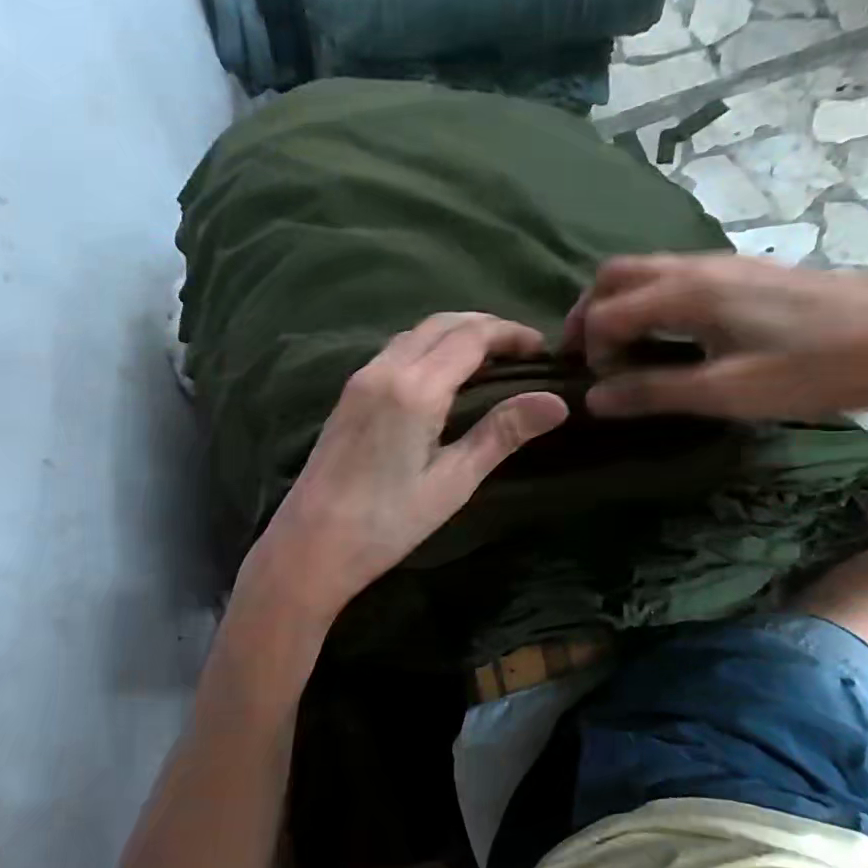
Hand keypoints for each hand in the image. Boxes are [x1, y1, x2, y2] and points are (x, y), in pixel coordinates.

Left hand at [246, 313, 569, 619]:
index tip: (542, 348)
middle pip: (441, 324)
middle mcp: (384, 370)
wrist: (311, 543)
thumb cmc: (387, 522)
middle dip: (484, 326)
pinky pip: (394, 351)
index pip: (471, 337)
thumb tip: (556, 402)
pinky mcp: (348, 395)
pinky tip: (442, 374)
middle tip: (520, 348)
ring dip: (454, 333)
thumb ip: (501, 434)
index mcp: (414, 388)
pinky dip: (427, 347)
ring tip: (488, 357)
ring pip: (414, 334)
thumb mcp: (452, 482)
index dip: (510, 334)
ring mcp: (360, 379)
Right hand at [567, 254, 867, 421]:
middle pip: (617, 275)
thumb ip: (655, 391)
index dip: (587, 348)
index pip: (605, 310)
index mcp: (686, 291)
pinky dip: (651, 302)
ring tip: (624, 351)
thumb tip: (593, 398)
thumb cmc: (818, 368)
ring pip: (648, 272)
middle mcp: (698, 267)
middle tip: (588, 357)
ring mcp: (727, 265)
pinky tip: (673, 336)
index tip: (599, 386)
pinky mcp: (751, 275)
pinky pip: (677, 277)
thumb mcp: (728, 391)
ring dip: (620, 306)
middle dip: (588, 312)